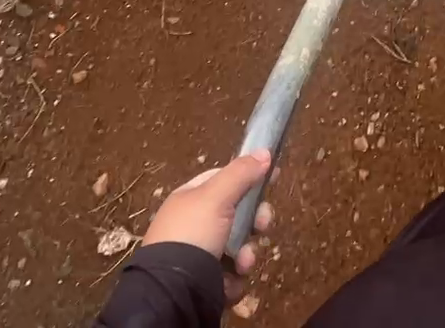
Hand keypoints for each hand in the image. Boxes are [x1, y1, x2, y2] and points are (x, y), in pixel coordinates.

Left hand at [143, 150, 273, 272]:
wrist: (172, 292)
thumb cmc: (193, 233)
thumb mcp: (217, 196)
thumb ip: (241, 173)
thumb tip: (264, 152)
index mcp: (190, 199)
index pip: (224, 179)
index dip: (248, 177)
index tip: (272, 177)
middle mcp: (194, 225)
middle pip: (237, 212)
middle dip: (255, 220)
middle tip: (261, 226)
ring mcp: (198, 254)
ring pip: (238, 244)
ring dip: (247, 252)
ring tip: (242, 263)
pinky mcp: (205, 281)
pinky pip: (231, 271)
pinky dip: (235, 276)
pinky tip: (232, 278)